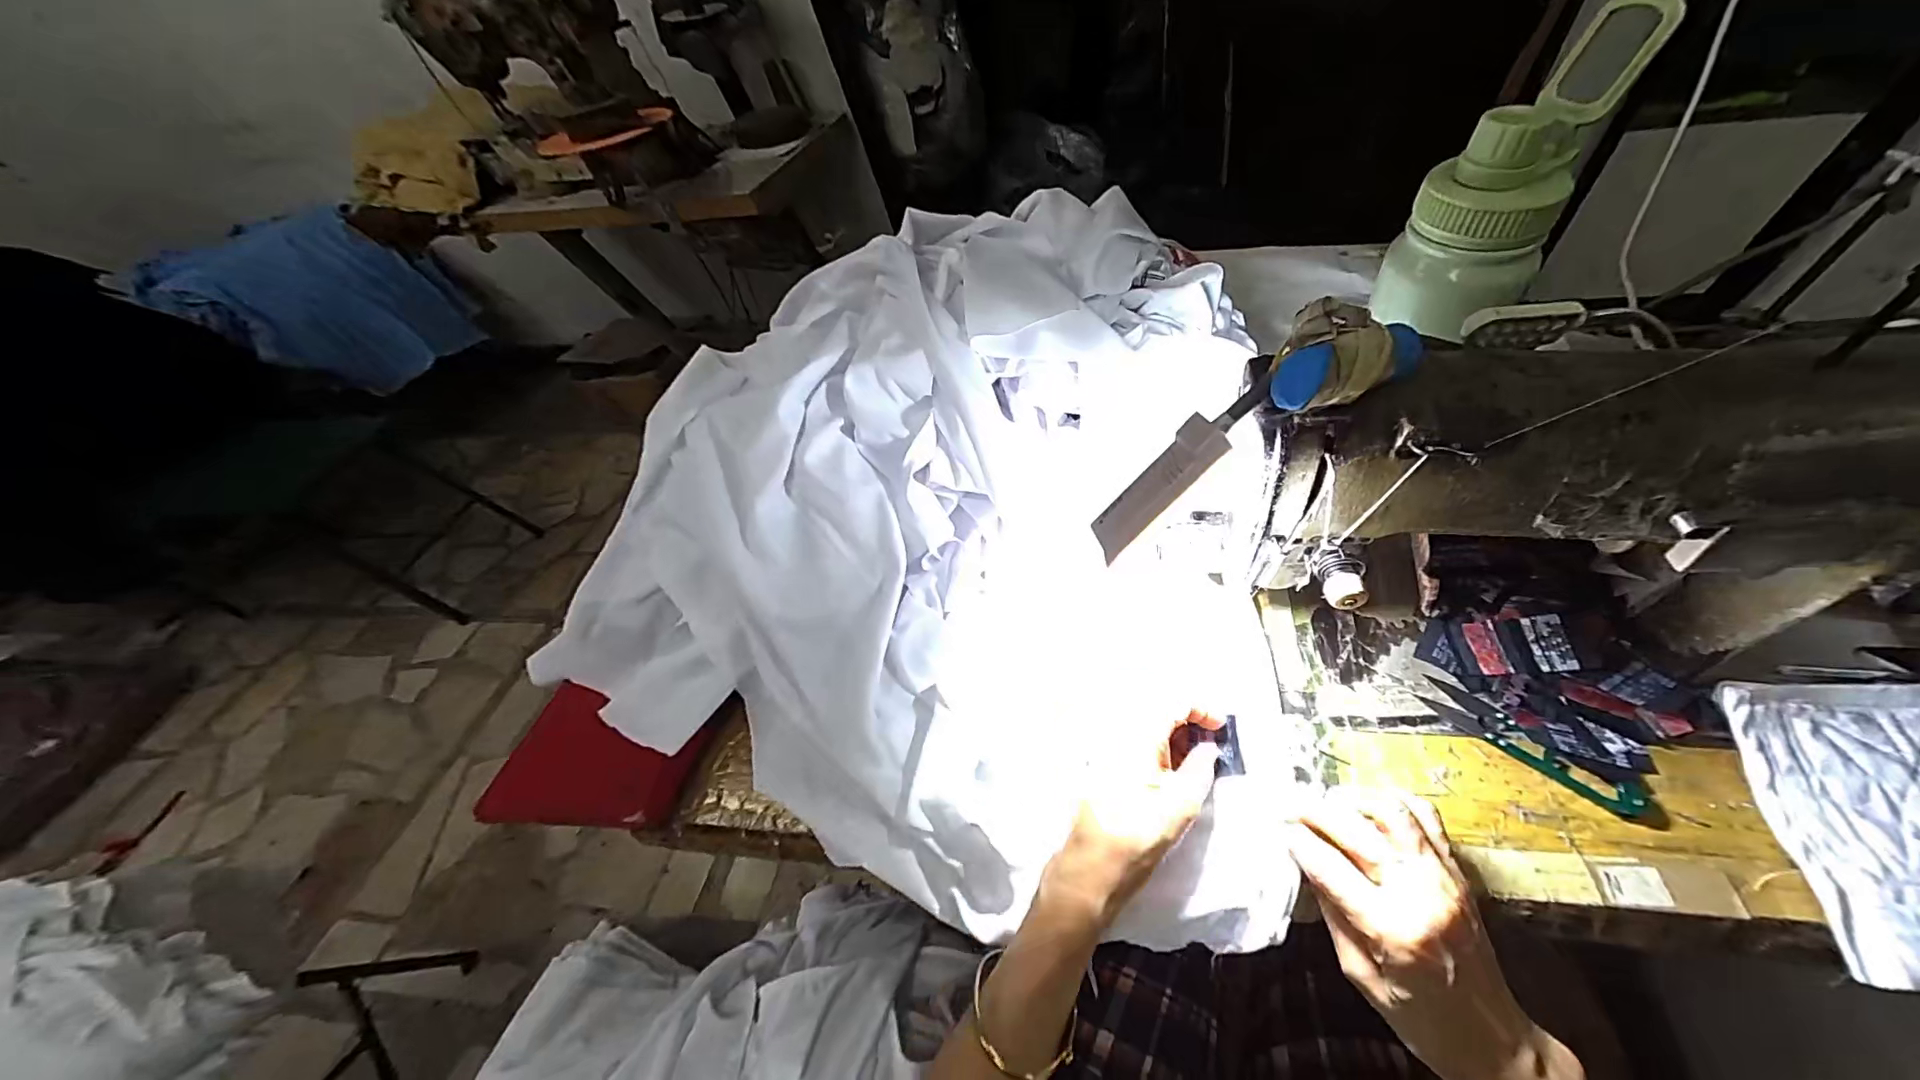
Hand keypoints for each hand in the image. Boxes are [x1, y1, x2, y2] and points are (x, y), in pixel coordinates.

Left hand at [1040, 709, 1223, 928]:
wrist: (1094, 864)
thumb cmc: (1140, 834)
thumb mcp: (1182, 802)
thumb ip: (1201, 766)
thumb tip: (1209, 747)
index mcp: (1138, 734)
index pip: (1173, 700)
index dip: (1201, 708)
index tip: (1218, 728)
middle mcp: (1118, 732)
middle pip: (1157, 709)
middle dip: (1187, 721)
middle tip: (1208, 746)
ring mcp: (1106, 746)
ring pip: (1145, 724)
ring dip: (1171, 734)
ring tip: (1192, 761)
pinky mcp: (1101, 762)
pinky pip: (1133, 740)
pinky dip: (1155, 746)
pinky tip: (1168, 770)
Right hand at [1285, 789, 1581, 1079]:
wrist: (1494, 1039)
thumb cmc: (1420, 1018)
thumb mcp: (1359, 973)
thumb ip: (1332, 914)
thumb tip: (1305, 865)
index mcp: (1392, 929)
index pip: (1330, 866)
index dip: (1297, 841)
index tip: (1278, 829)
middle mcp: (1421, 895)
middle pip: (1356, 831)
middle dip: (1314, 812)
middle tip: (1290, 807)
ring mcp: (1445, 878)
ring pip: (1392, 811)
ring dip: (1352, 800)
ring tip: (1328, 804)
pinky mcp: (1458, 872)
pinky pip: (1425, 817)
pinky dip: (1393, 802)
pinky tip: (1369, 810)